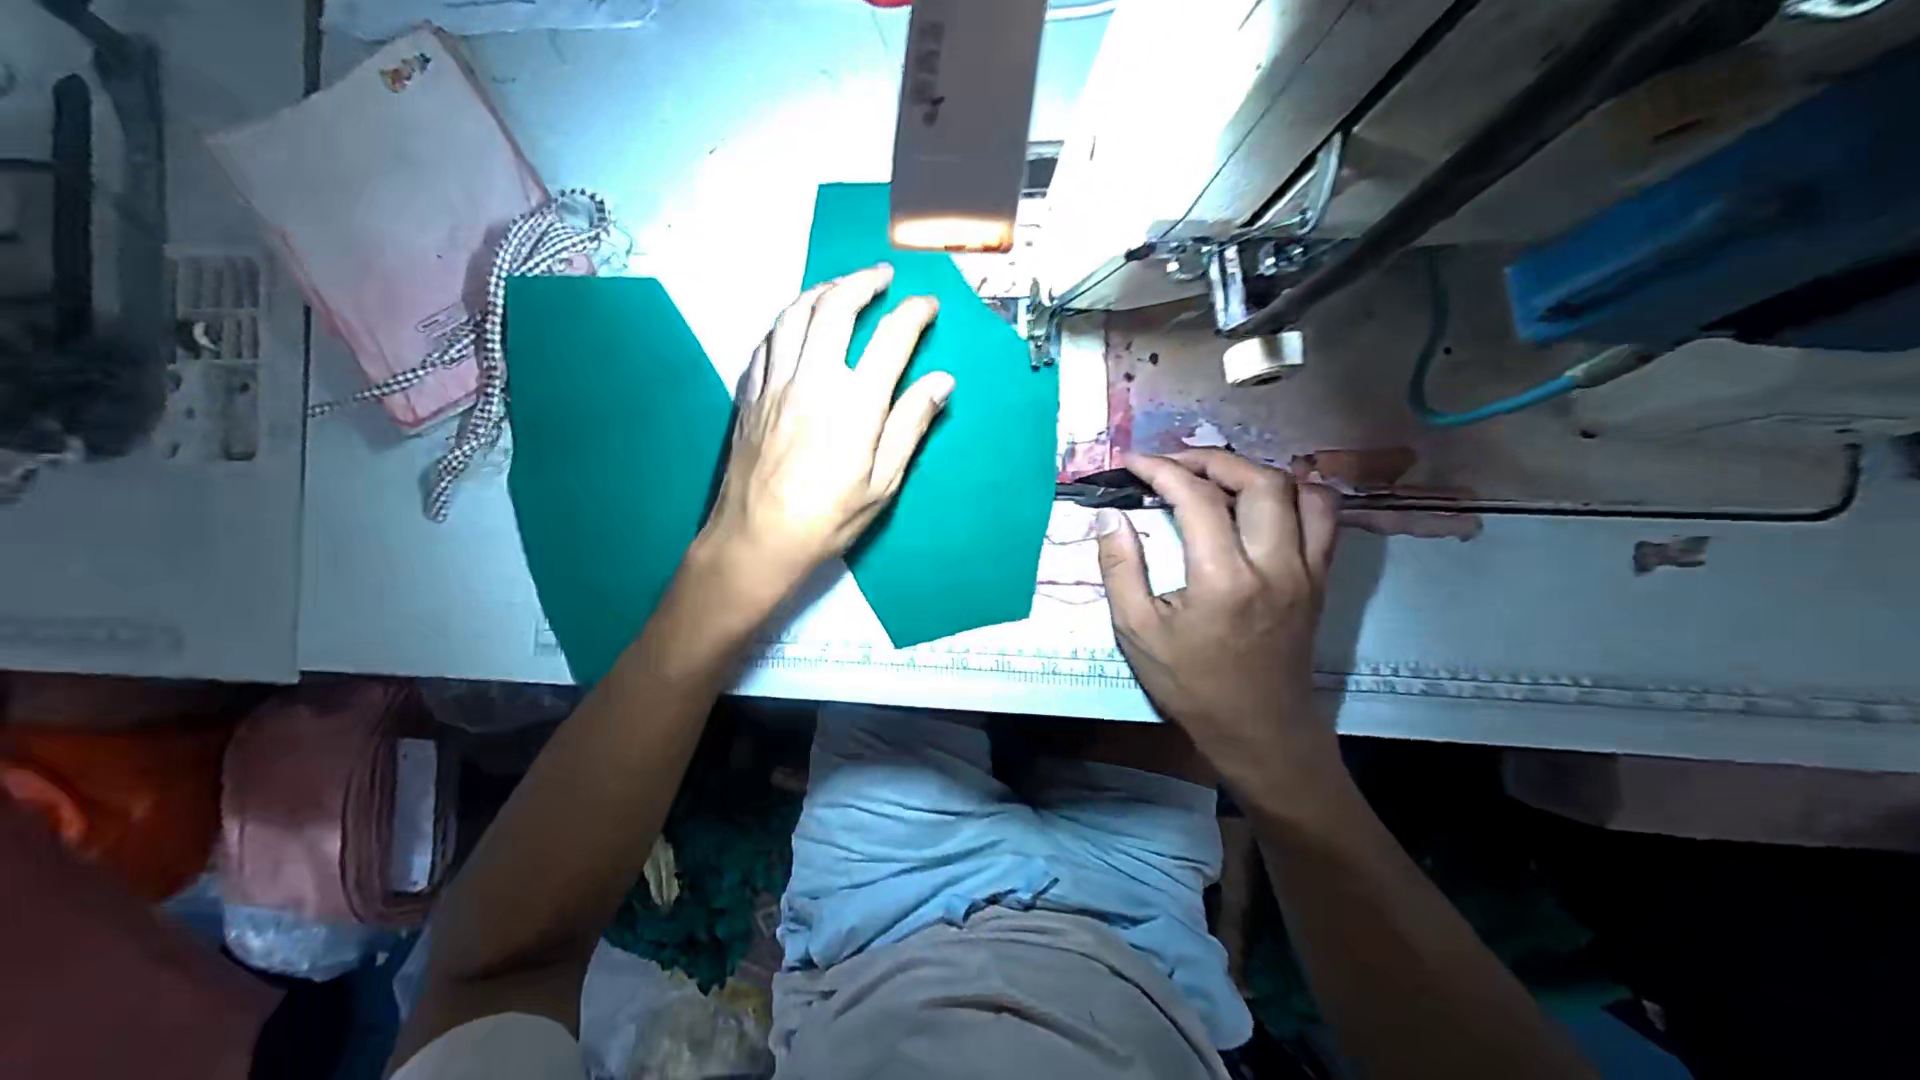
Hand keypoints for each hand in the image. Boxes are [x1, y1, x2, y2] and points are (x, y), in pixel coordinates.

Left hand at [699, 264, 953, 597]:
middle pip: (836, 308)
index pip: (891, 339)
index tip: (927, 305)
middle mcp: (813, 380)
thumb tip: (941, 381)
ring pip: (795, 314)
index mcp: (855, 404)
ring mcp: (775, 383)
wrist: (757, 539)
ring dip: (821, 290)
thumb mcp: (883, 482)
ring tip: (840, 285)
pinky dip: (787, 320)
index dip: (914, 314)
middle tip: (881, 276)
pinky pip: (767, 340)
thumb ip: (911, 425)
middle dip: (863, 283)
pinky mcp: (750, 394)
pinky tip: (796, 323)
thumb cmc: (828, 519)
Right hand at [1095, 449, 1343, 796]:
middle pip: (1258, 480)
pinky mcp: (1321, 579)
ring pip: (1300, 491)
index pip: (1196, 498)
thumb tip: (1111, 516)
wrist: (1259, 730)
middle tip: (1175, 464)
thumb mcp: (1138, 633)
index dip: (1161, 469)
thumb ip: (1120, 569)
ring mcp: (1307, 571)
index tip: (1134, 462)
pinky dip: (1295, 494)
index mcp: (1224, 579)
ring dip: (1257, 472)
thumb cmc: (1192, 685)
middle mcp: (1275, 565)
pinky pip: (1324, 518)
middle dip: (1212, 459)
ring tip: (1220, 477)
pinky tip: (1262, 501)